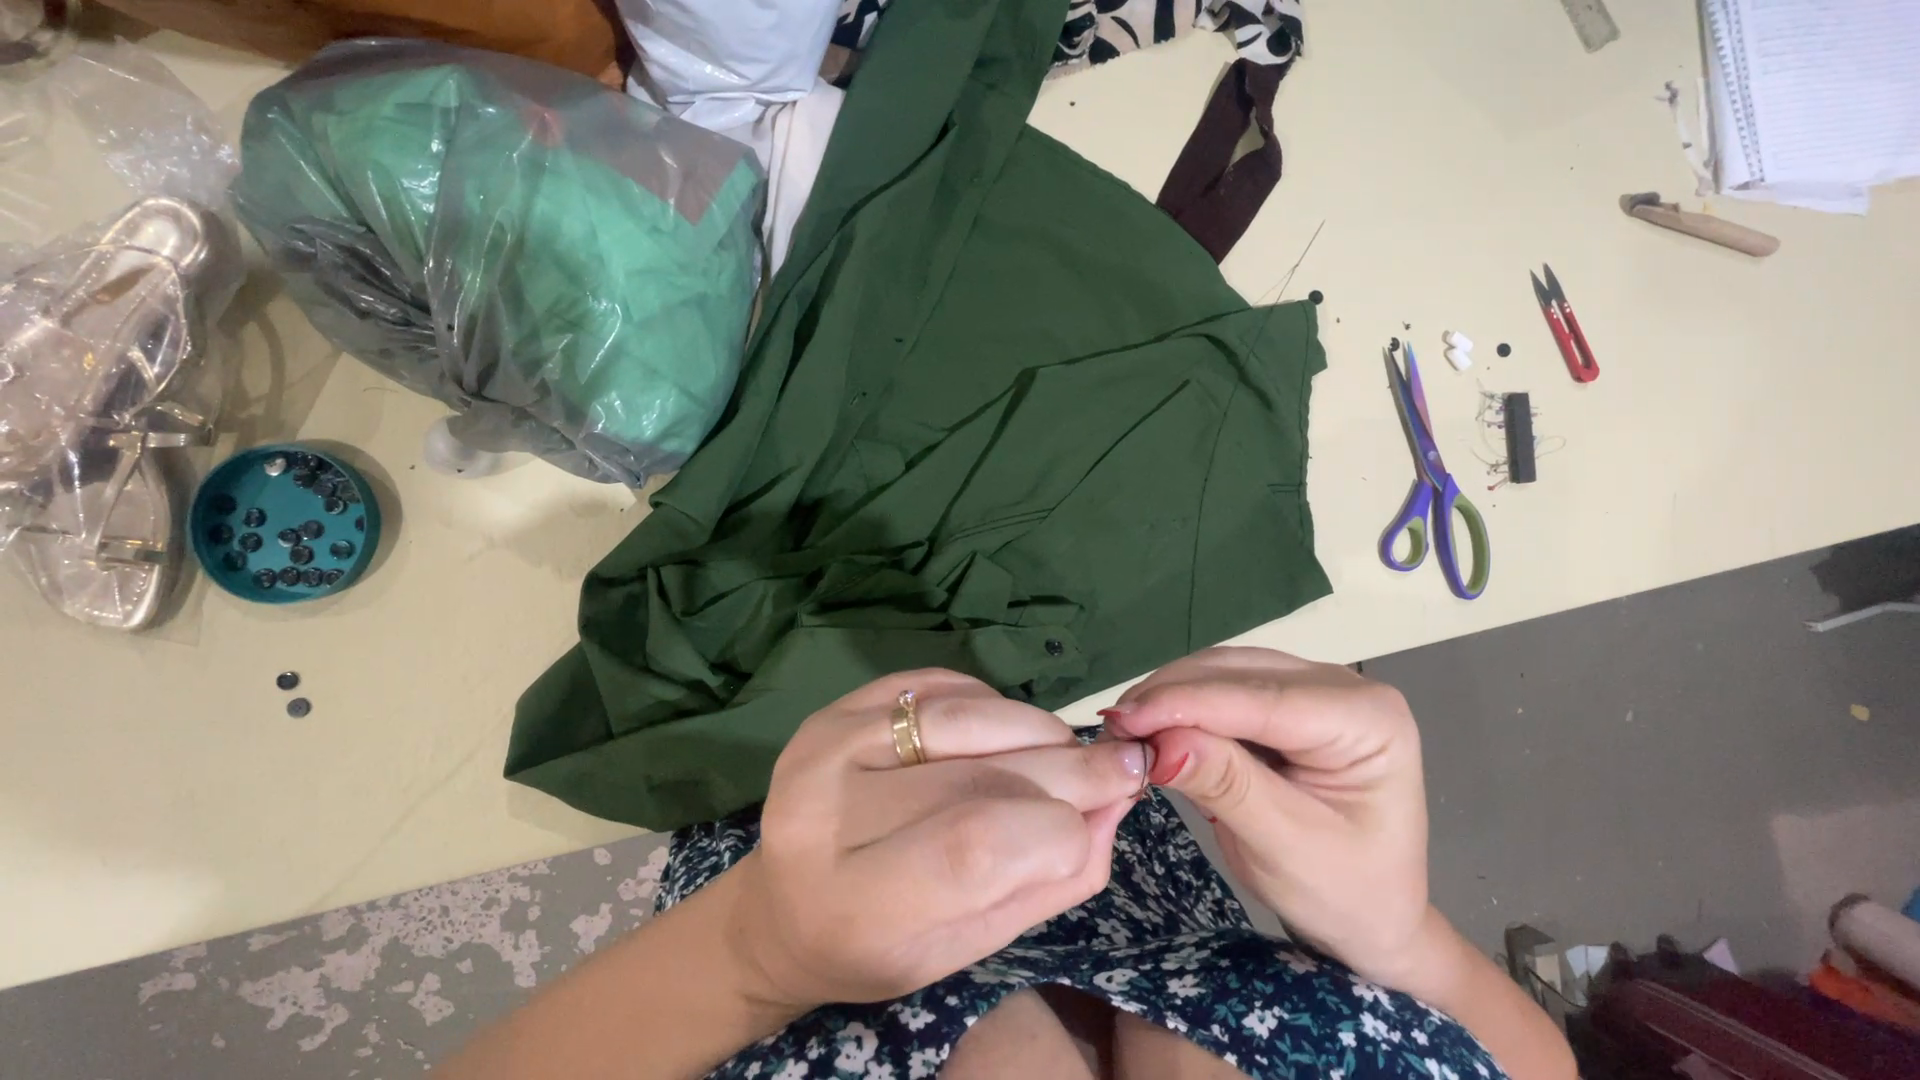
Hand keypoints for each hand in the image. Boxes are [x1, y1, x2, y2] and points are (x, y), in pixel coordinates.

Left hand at [723, 669, 1149, 1009]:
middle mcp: (829, 811)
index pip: (976, 844)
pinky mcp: (835, 708)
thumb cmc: (881, 944)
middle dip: (1070, 767)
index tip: (1102, 818)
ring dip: (1037, 728)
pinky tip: (1006, 732)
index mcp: (858, 899)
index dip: (1058, 828)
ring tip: (1062, 752)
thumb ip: (1052, 879)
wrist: (786, 907)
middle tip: (1121, 765)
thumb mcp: (971, 943)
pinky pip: (939, 684)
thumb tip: (1119, 797)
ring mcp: (826, 745)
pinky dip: (991, 702)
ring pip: (966, 714)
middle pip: (978, 773)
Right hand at [1099, 647, 1436, 991]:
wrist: (1369, 915)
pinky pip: (1221, 687)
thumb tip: (1160, 743)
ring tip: (1124, 731)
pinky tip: (1151, 727)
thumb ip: (1227, 786)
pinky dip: (1181, 706)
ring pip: (1222, 671)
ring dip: (1169, 697)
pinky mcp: (1284, 699)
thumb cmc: (1342, 892)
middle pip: (1238, 673)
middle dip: (1170, 697)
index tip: (1123, 721)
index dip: (1187, 704)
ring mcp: (1312, 687)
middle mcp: (1342, 687)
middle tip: (1112, 731)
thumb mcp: (1285, 847)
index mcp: (1367, 720)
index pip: (1262, 698)